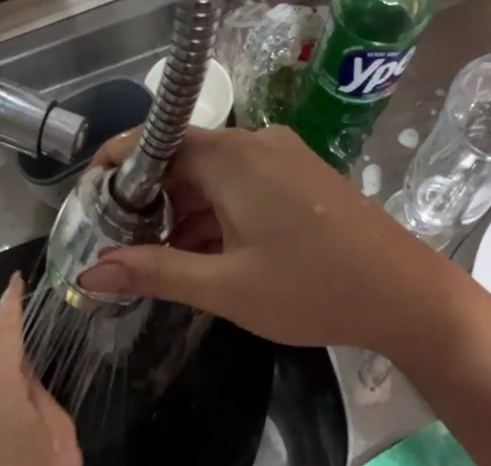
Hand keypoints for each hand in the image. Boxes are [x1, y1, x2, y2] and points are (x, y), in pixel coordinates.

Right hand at [77, 126, 433, 350]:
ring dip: (181, 220)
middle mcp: (256, 145)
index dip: (114, 173)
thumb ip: (155, 273)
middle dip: (147, 206)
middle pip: (182, 163)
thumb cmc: (310, 290)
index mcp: (232, 158)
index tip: (87, 211)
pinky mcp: (301, 183)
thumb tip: (91, 272)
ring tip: (155, 268)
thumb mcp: (224, 288)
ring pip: (212, 181)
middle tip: (118, 254)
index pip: (154, 144)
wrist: (402, 296)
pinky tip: (203, 261)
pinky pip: (241, 192)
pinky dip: (214, 222)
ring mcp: (283, 162)